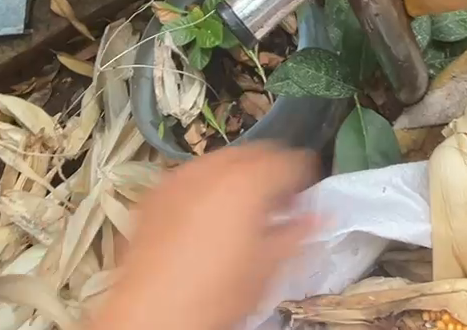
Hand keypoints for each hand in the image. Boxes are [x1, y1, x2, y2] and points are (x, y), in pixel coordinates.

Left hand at [92, 142, 317, 329]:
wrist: (147, 320)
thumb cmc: (217, 296)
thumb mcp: (267, 269)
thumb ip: (298, 233)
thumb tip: (320, 215)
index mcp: (252, 180)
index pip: (293, 160)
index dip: (304, 179)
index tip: (303, 202)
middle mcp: (219, 166)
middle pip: (259, 152)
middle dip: (272, 173)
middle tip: (275, 206)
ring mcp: (184, 175)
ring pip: (224, 160)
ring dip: (239, 176)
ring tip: (239, 211)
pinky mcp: (157, 191)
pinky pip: (193, 176)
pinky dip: (208, 186)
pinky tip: (205, 217)